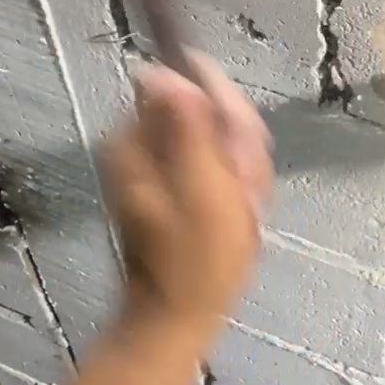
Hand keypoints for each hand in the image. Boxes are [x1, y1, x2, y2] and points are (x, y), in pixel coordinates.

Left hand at [101, 54, 271, 339]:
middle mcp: (143, 139)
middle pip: (213, 109)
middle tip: (245, 193)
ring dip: (243, 168)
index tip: (239, 162)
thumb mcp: (200, 188)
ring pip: (223, 134)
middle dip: (240, 148)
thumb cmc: (197, 257)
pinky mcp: (177, 176)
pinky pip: (220, 156)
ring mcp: (160, 158)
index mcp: (139, 138)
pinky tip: (241, 209)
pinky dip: (237, 181)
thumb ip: (187, 127)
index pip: (197, 86)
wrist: (181, 314)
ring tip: (244, 207)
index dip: (231, 119)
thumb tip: (163, 70)